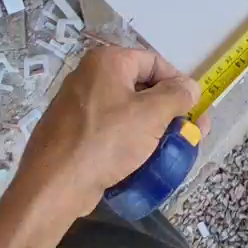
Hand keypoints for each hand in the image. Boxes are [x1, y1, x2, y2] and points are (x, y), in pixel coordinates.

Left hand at [15, 46, 200, 211]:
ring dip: (150, 126)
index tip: (193, 107)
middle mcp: (88, 76)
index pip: (154, 61)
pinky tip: (140, 158)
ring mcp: (76, 104)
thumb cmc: (106, 141)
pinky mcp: (70, 131)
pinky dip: (128, 138)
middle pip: (140, 86)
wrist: (54, 185)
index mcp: (107, 62)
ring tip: (168, 147)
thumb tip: (190, 87)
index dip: (178, 82)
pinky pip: (108, 128)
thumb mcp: (151, 114)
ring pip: (125, 109)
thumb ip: (177, 95)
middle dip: (166, 108)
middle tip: (186, 130)